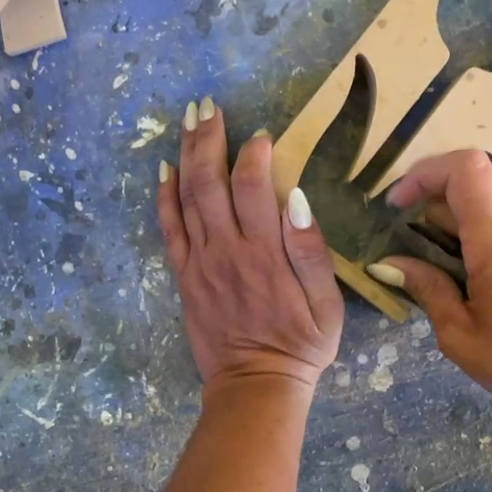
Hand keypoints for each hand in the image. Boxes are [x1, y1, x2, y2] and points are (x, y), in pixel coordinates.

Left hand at [156, 98, 342, 393]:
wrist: (254, 385)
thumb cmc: (301, 345)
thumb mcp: (327, 304)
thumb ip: (311, 251)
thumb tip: (298, 197)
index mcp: (265, 252)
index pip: (255, 185)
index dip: (256, 153)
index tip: (261, 135)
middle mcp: (227, 249)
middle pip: (211, 181)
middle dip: (209, 138)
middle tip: (209, 107)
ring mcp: (200, 262)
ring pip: (186, 197)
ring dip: (186, 155)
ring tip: (188, 121)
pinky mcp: (184, 277)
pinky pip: (169, 229)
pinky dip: (165, 197)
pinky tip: (164, 170)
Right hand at [365, 150, 491, 437]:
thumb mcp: (459, 335)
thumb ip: (426, 288)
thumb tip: (389, 264)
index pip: (465, 169)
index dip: (426, 173)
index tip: (402, 203)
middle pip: (478, 197)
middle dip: (445, 221)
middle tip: (432, 265)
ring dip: (479, 236)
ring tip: (478, 286)